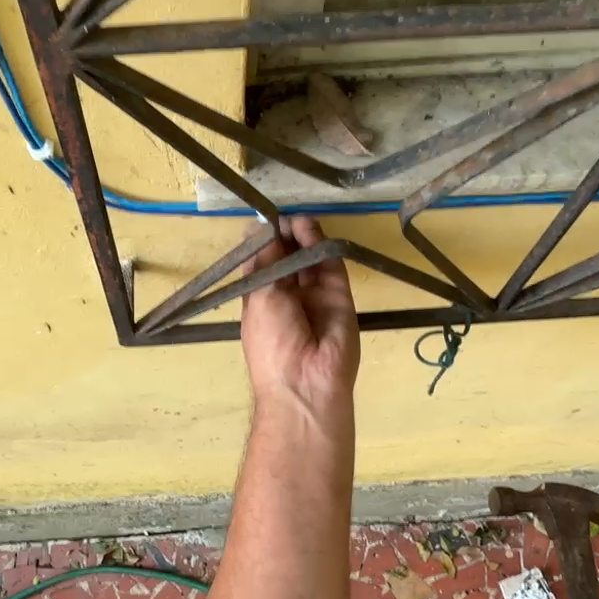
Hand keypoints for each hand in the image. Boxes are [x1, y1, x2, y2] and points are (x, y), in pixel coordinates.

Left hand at [239, 216, 358, 414]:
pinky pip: (329, 264)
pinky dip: (319, 244)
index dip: (261, 243)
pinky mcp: (339, 293)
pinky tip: (308, 226)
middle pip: (286, 257)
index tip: (260, 220)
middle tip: (280, 216)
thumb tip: (261, 229)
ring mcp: (314, 295)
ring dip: (301, 236)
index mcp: (260, 302)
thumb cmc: (271, 342)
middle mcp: (287, 297)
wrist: (307, 383)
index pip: (261, 264)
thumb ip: (265, 261)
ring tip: (295, 218)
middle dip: (282, 236)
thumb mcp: (259, 297)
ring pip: (309, 258)